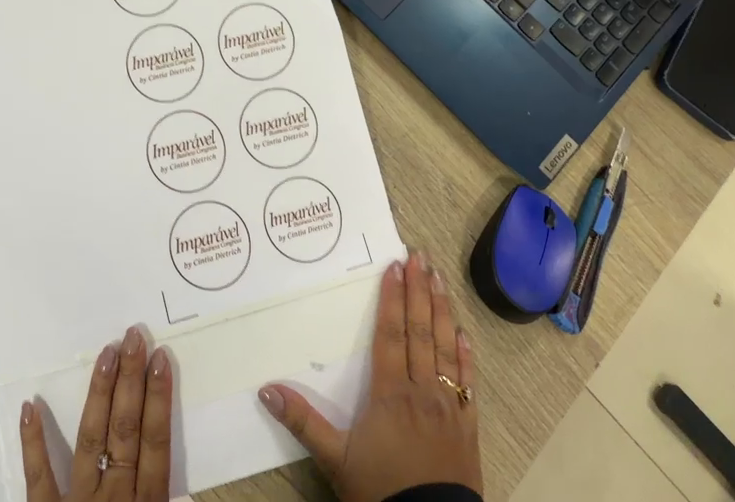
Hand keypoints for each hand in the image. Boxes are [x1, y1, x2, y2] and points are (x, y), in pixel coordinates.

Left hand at [21, 326, 172, 501]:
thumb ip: (158, 489)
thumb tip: (160, 444)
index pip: (155, 442)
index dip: (158, 398)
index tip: (159, 358)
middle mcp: (115, 498)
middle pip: (125, 430)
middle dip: (131, 380)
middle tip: (134, 338)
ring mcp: (77, 501)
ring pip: (90, 440)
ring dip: (99, 394)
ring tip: (106, 353)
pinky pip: (38, 475)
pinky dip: (33, 442)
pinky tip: (32, 406)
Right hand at [259, 251, 482, 501]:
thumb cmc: (381, 490)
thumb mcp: (335, 459)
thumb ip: (303, 421)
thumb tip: (266, 390)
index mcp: (390, 393)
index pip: (390, 335)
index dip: (392, 299)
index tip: (394, 267)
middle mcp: (422, 390)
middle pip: (420, 331)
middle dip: (419, 292)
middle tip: (420, 257)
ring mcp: (449, 406)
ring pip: (446, 348)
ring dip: (443, 311)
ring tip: (440, 280)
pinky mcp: (468, 425)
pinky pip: (468, 382)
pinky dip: (467, 356)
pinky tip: (465, 334)